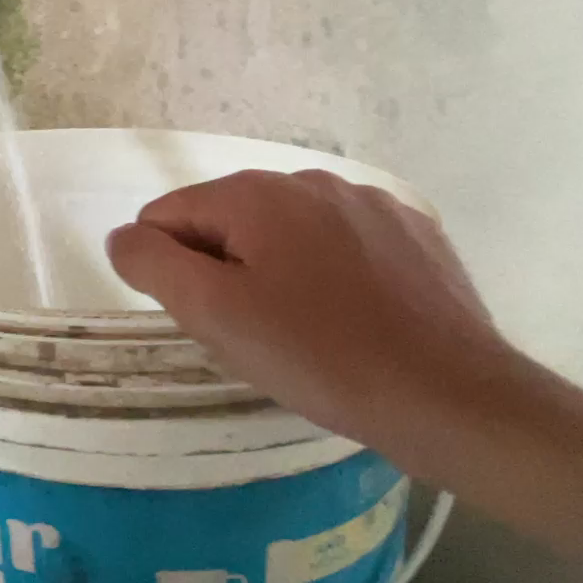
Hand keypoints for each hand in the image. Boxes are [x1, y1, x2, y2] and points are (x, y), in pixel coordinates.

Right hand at [105, 169, 526, 465]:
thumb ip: (150, 262)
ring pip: (281, 229)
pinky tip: (352, 313)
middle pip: (224, 220)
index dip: (171, 271)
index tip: (211, 318)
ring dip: (273, 267)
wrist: (459, 402)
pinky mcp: (413, 230)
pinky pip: (337, 240)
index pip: (166, 217)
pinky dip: (327, 269)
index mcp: (253, 194)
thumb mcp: (211, 313)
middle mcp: (307, 180)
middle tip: (255, 330)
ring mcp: (368, 201)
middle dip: (223, 268)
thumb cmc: (320, 356)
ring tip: (305, 326)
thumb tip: (124, 237)